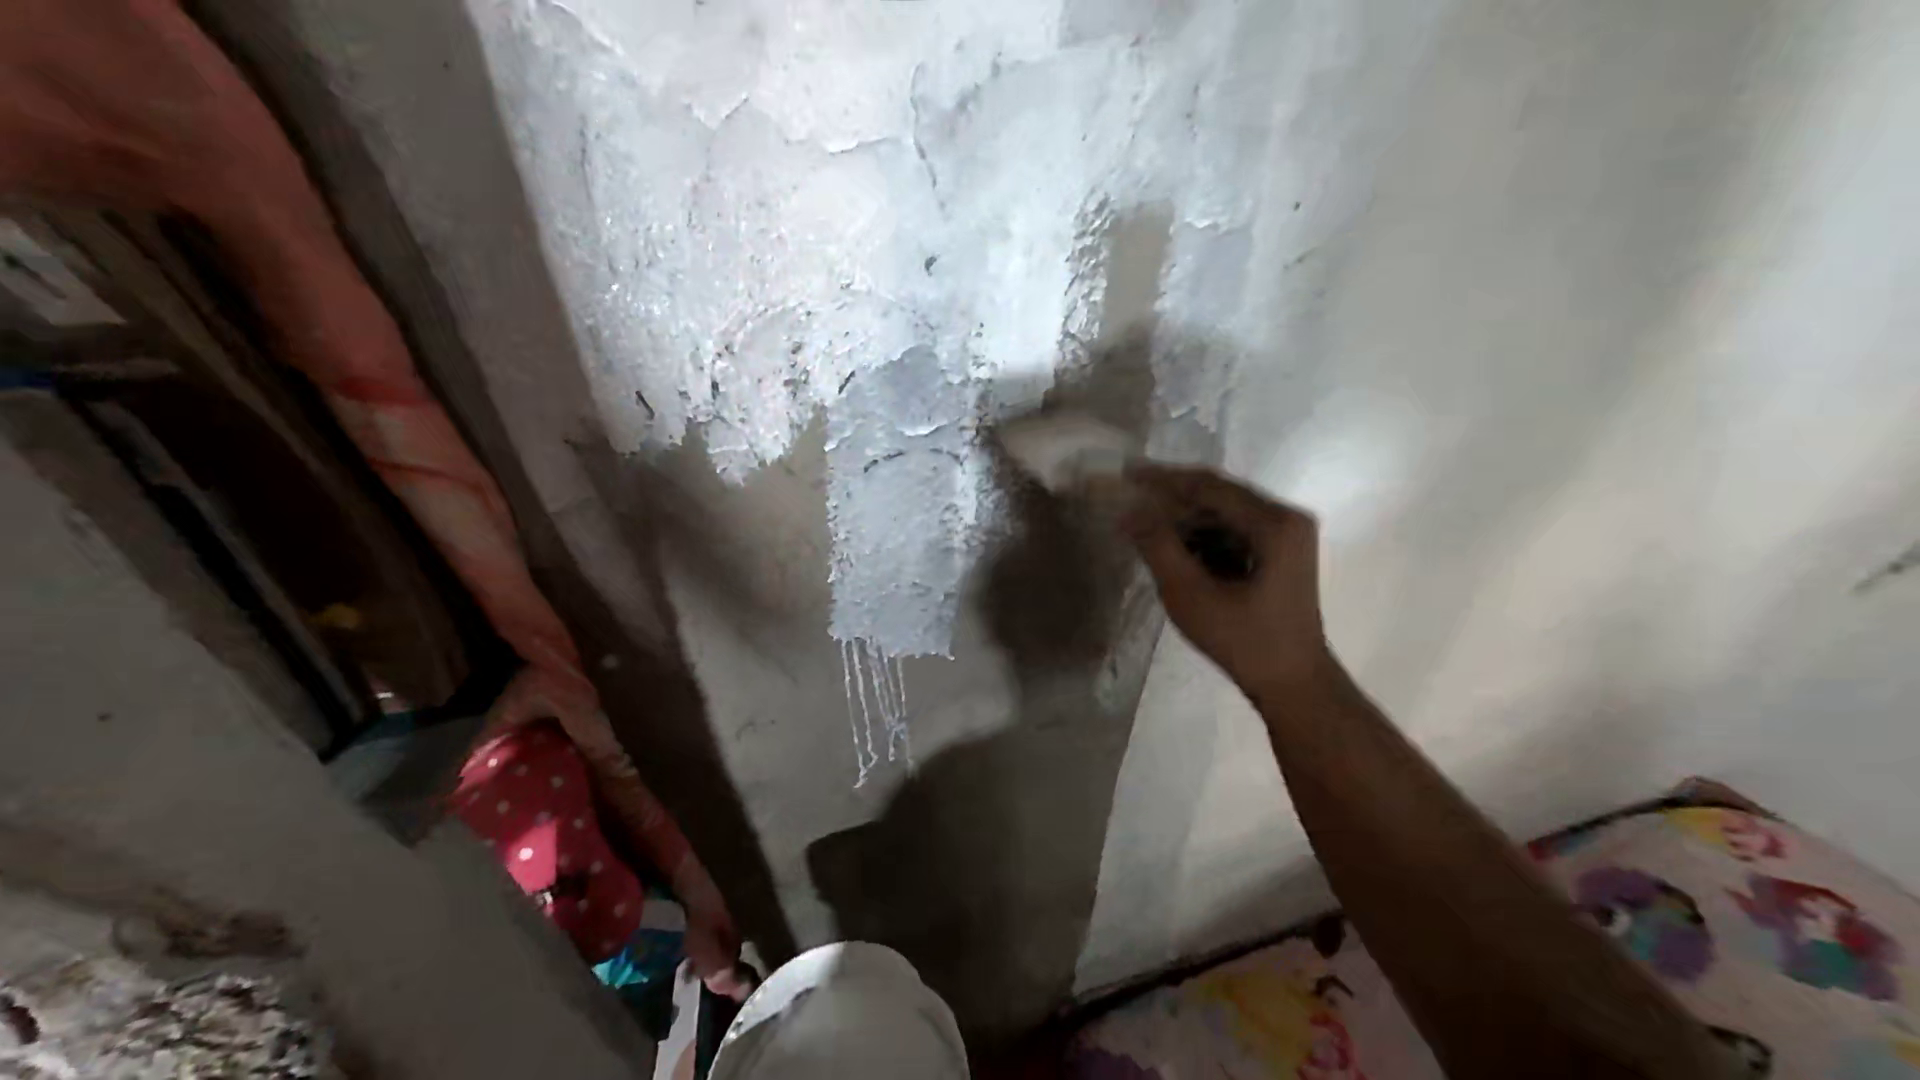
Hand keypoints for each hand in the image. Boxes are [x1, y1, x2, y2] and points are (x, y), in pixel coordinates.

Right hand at [1120, 464, 1332, 693]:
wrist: (1293, 683)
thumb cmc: (1244, 641)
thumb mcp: (1190, 594)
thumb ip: (1157, 547)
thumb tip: (1128, 511)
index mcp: (1274, 523)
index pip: (1209, 485)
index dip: (1164, 478)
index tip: (1126, 473)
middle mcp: (1286, 518)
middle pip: (1219, 494)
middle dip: (1172, 498)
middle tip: (1129, 499)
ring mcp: (1287, 536)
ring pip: (1224, 513)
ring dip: (1184, 518)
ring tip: (1144, 525)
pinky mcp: (1280, 553)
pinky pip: (1233, 530)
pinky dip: (1202, 535)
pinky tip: (1174, 547)